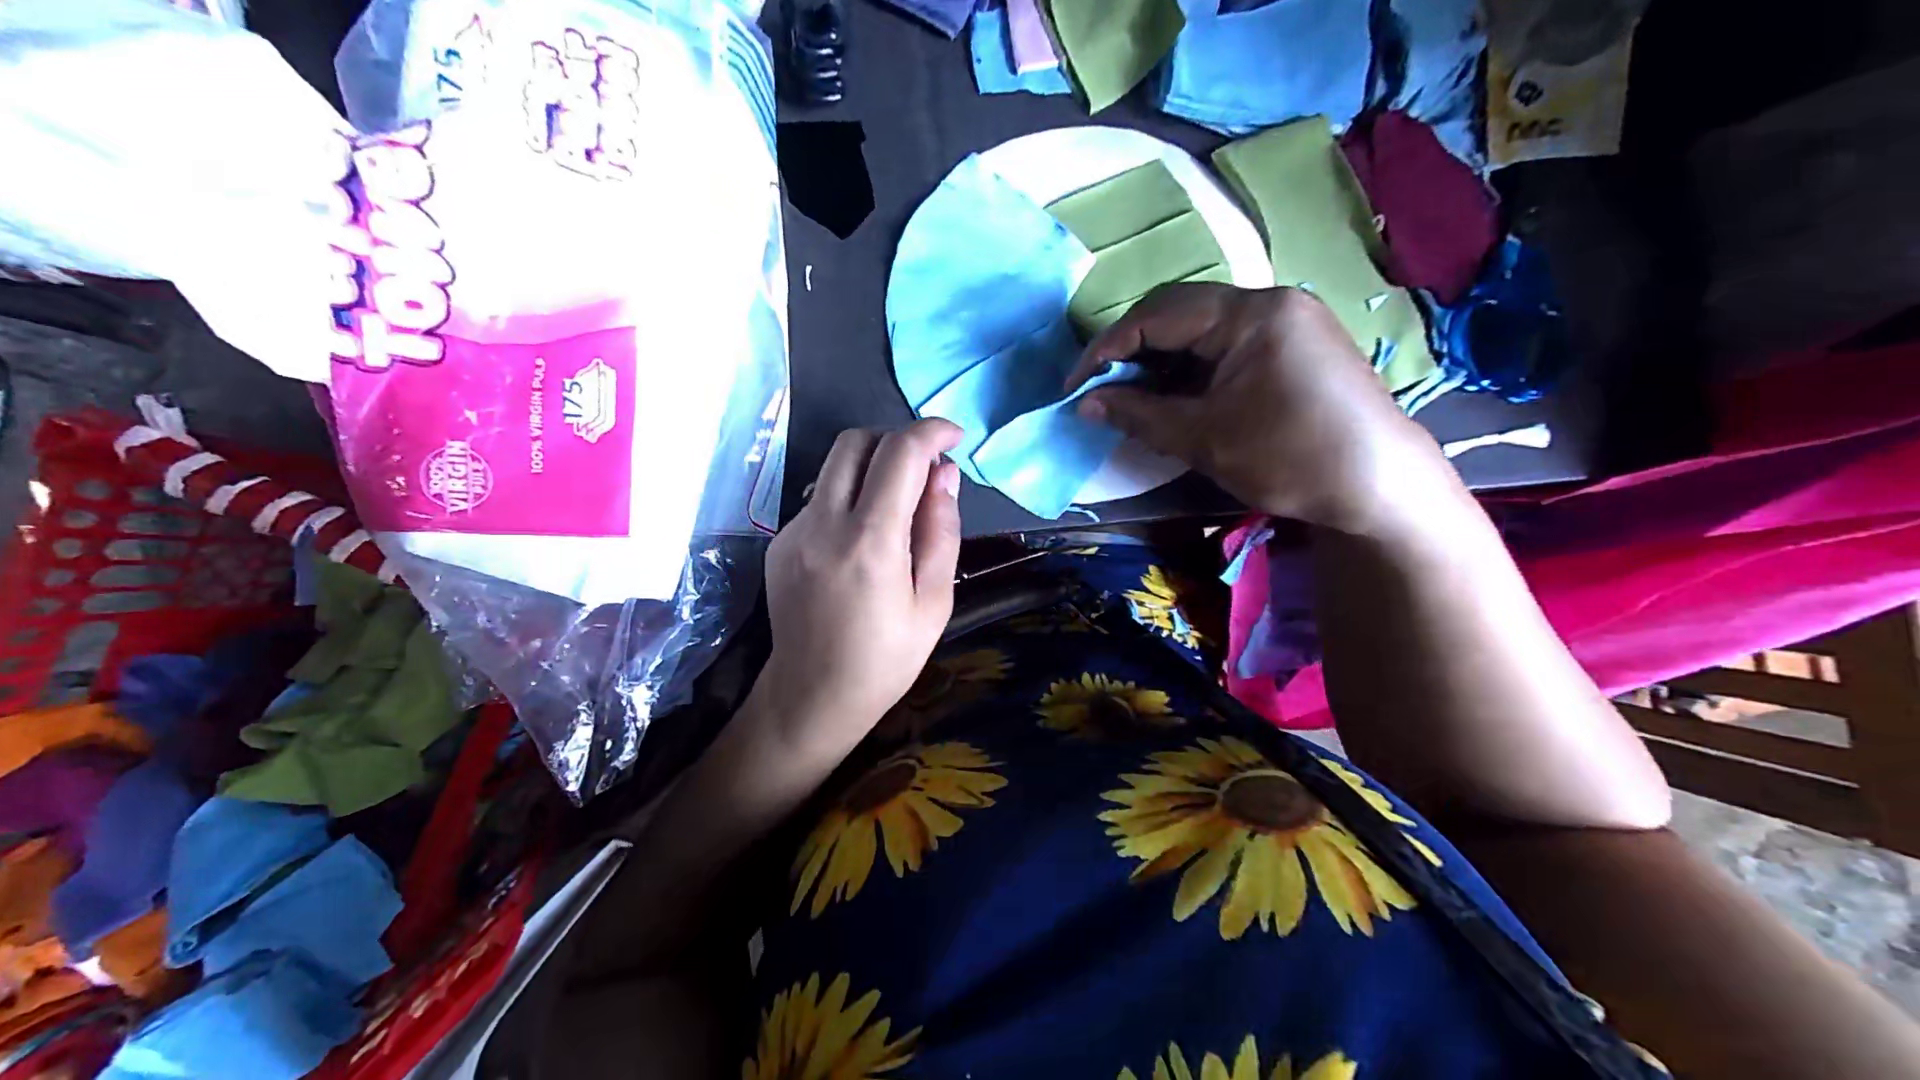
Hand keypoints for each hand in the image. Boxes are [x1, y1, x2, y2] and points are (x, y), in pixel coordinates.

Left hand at [759, 419, 962, 747]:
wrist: (811, 696)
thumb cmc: (886, 659)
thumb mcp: (934, 602)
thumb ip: (941, 531)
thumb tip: (944, 474)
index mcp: (870, 542)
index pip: (900, 453)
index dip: (931, 431)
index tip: (953, 437)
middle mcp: (824, 525)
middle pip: (856, 441)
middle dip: (896, 440)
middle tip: (923, 471)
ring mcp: (794, 531)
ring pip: (833, 467)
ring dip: (870, 467)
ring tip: (896, 509)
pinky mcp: (779, 542)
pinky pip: (819, 499)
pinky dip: (848, 499)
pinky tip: (861, 543)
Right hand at [1067, 283, 1453, 536]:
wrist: (1380, 487)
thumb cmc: (1290, 456)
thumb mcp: (1204, 438)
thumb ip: (1139, 414)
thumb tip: (1085, 403)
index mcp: (1250, 313)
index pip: (1157, 315)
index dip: (1107, 349)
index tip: (1074, 386)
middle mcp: (1270, 301)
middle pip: (1179, 312)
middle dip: (1132, 351)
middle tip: (1102, 390)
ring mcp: (1287, 320)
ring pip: (1202, 330)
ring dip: (1162, 361)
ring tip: (1133, 398)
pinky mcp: (1295, 344)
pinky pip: (1227, 344)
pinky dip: (1193, 369)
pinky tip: (1177, 397)